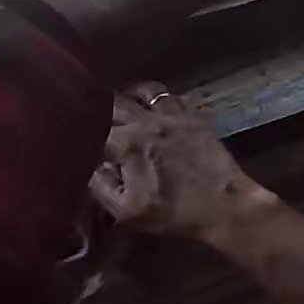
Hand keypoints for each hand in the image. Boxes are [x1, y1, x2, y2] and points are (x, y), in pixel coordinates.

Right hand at [88, 83, 270, 242]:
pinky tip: (155, 110)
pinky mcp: (194, 117)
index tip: (78, 142)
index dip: (82, 135)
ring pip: (143, 90)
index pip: (92, 129)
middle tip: (94, 121)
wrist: (225, 205)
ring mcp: (174, 115)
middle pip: (114, 102)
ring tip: (123, 109)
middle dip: (100, 110)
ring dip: (129, 98)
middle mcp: (147, 121)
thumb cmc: (174, 213)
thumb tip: (88, 166)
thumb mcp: (127, 211)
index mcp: (127, 143)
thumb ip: (100, 186)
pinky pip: (171, 96)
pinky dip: (158, 99)